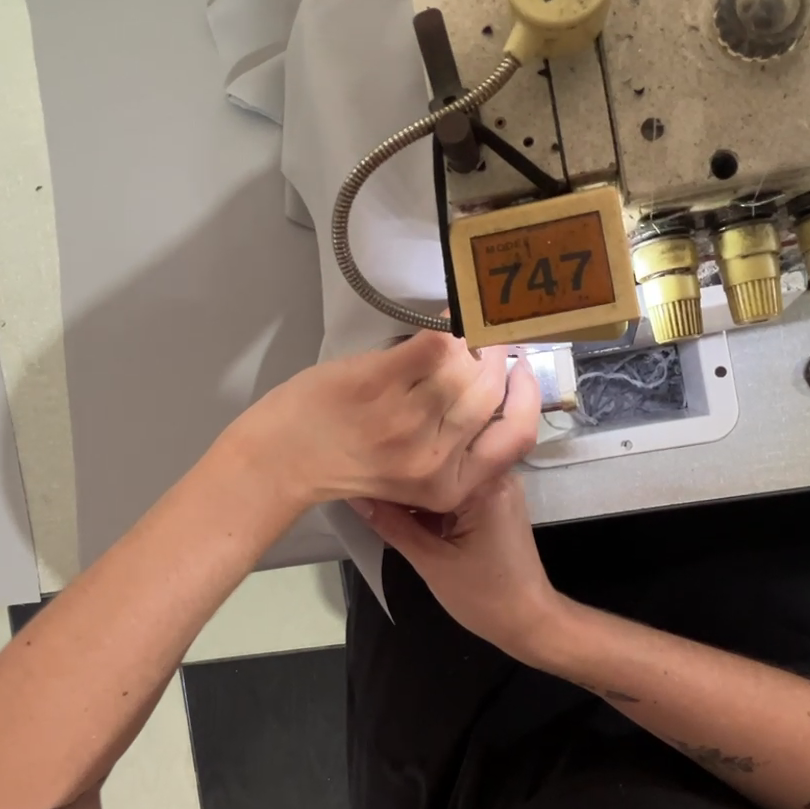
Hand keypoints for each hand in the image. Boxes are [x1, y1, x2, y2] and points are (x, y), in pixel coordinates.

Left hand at [223, 331, 540, 513]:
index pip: (516, 437)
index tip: (521, 368)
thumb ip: (451, 438)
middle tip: (486, 338)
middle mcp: (433, 459)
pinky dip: (439, 326)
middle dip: (493, 356)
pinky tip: (435, 323)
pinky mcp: (378, 385)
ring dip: (466, 339)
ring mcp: (404, 421)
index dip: (526, 395)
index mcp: (448, 486)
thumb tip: (485, 379)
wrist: (282, 460)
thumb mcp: (412, 473)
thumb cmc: (345, 464)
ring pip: (462, 365)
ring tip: (457, 332)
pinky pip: (431, 344)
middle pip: (489, 392)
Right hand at [353, 474, 567, 661]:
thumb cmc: (485, 596)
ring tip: (376, 493)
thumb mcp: (432, 562)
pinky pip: (457, 494)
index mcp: (485, 483)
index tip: (360, 470)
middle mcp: (497, 476)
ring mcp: (498, 489)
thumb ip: (392, 526)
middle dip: (404, 478)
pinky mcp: (496, 504)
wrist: (530, 622)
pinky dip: (433, 504)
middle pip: (440, 468)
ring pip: (446, 481)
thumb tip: (356, 496)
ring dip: (417, 493)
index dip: (393, 470)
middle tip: (364, 479)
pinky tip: (403, 512)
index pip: (430, 466)